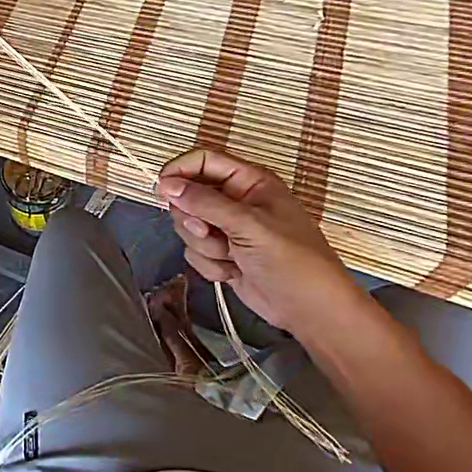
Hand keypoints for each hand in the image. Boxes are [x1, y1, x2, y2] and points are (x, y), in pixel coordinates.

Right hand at [157, 149, 367, 336]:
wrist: (310, 309)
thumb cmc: (292, 259)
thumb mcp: (249, 225)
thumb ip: (206, 203)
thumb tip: (167, 184)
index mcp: (249, 181)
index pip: (204, 161)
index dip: (180, 171)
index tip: (161, 190)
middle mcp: (236, 201)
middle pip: (189, 196)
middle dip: (194, 220)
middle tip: (210, 234)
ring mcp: (228, 229)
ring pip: (188, 228)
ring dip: (205, 247)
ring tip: (232, 257)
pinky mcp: (223, 255)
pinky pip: (195, 252)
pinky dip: (210, 265)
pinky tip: (233, 273)